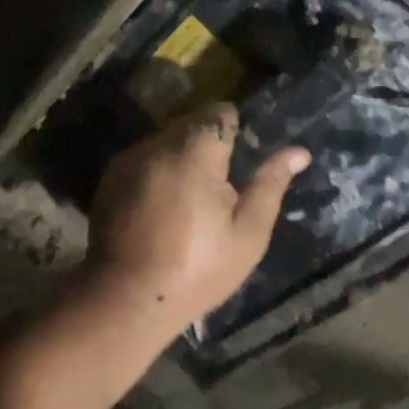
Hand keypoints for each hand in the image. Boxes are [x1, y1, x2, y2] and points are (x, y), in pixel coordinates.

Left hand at [80, 102, 310, 332]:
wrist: (128, 296)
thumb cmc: (197, 270)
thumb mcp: (246, 234)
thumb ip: (269, 185)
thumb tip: (297, 152)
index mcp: (194, 152)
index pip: (219, 113)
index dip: (235, 129)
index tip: (242, 160)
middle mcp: (156, 144)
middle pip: (190, 124)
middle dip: (208, 146)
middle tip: (221, 189)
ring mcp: (128, 158)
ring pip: (165, 141)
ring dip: (181, 158)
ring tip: (192, 203)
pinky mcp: (110, 175)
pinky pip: (143, 158)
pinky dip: (157, 171)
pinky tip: (164, 208)